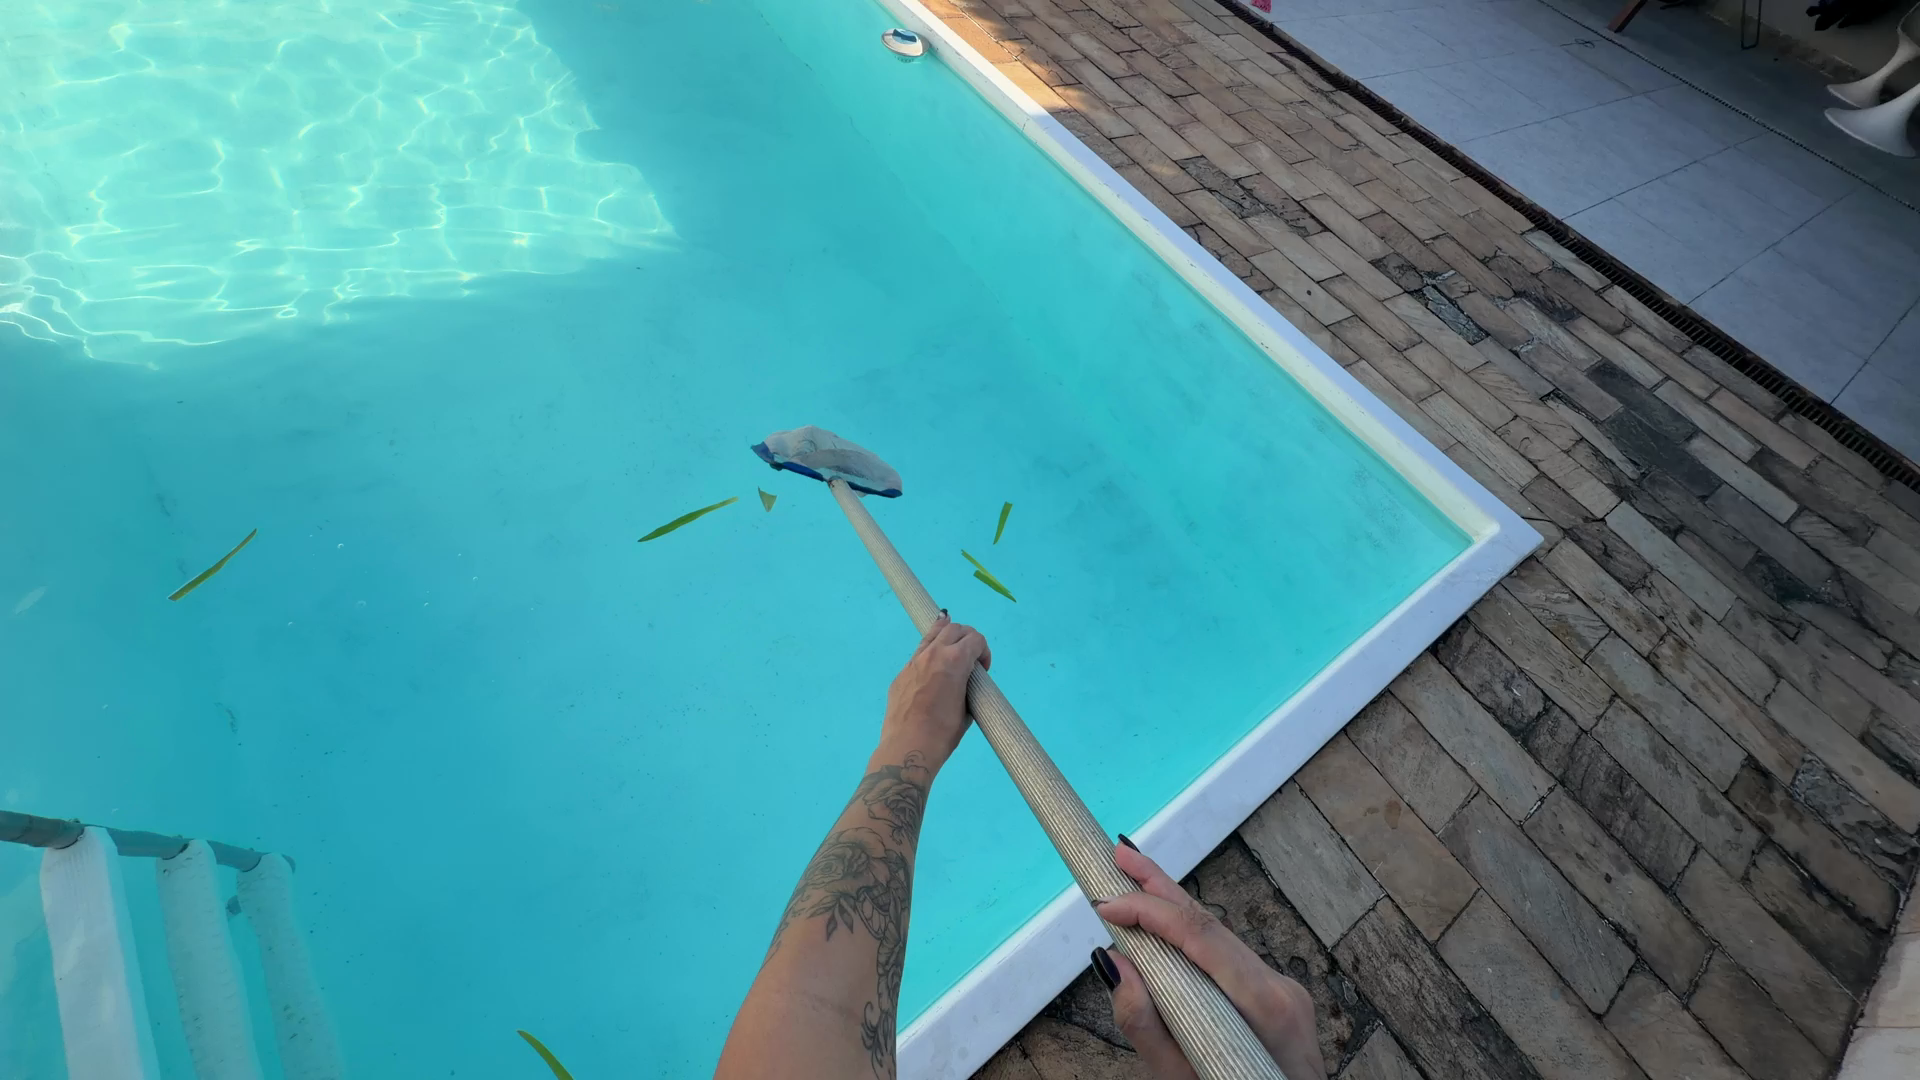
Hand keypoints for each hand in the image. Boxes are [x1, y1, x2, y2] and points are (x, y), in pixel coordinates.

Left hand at [877, 612, 989, 774]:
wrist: (908, 745)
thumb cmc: (944, 732)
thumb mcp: (967, 708)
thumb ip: (968, 686)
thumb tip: (963, 683)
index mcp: (955, 660)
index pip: (976, 639)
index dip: (984, 651)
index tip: (983, 669)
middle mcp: (934, 653)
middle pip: (954, 629)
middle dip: (967, 638)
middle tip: (971, 656)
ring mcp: (914, 661)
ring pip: (932, 634)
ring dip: (946, 637)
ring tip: (952, 646)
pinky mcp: (902, 672)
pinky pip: (919, 654)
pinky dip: (930, 654)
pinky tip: (932, 667)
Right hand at [1093, 842, 1326, 1079]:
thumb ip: (1147, 1027)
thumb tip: (1112, 963)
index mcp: (1267, 1006)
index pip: (1199, 935)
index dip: (1149, 910)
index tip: (1105, 905)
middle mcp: (1280, 986)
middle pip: (1208, 921)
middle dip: (1158, 884)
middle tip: (1119, 851)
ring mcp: (1281, 989)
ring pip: (1215, 933)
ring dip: (1169, 902)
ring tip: (1131, 873)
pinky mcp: (1273, 996)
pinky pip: (1221, 953)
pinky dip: (1185, 931)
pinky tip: (1161, 918)